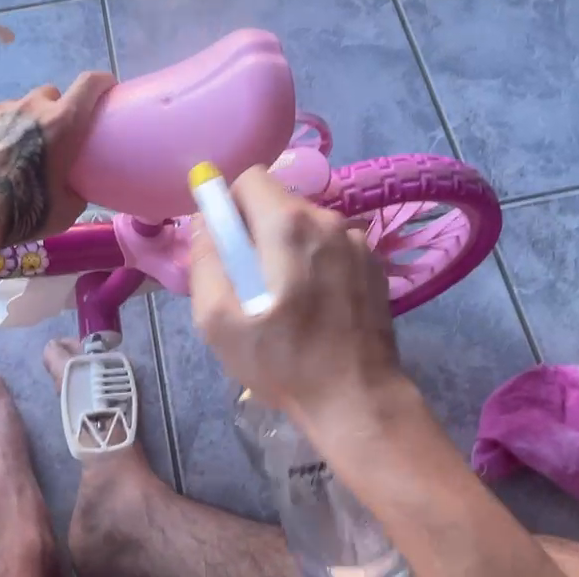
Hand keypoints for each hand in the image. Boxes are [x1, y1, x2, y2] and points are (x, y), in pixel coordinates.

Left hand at [0, 71, 115, 248]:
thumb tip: (75, 190)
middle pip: (52, 95)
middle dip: (56, 109)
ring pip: (20, 103)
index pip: (90, 84)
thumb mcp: (66, 211)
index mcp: (63, 122)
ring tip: (16, 145)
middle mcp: (33, 107)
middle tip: (53, 136)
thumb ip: (76, 190)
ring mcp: (0, 108)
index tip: (106, 88)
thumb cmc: (24, 212)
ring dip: (24, 118)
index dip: (101, 81)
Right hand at [188, 166, 407, 428]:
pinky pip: (331, 243)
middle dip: (257, 228)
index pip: (250, 178)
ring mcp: (356, 239)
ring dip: (288, 244)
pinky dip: (317, 259)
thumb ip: (204, 260)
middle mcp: (326, 218)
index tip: (228, 244)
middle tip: (250, 278)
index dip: (231, 205)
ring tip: (286, 295)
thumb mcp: (218, 320)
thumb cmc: (282, 361)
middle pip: (279, 201)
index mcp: (287, 224)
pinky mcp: (374, 261)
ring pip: (306, 223)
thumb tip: (204, 223)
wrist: (358, 399)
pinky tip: (316, 301)